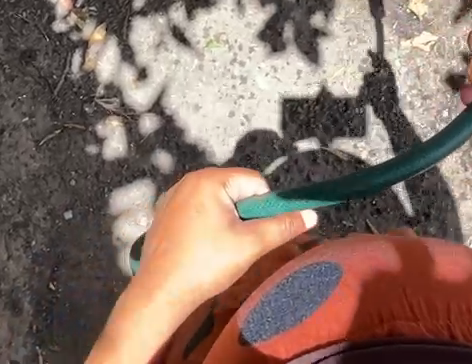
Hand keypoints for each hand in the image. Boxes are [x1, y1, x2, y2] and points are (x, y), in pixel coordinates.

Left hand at [132, 168, 316, 311]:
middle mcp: (189, 179)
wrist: (159, 292)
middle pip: (234, 189)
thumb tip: (312, 214)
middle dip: (243, 214)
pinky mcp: (163, 212)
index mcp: (210, 178)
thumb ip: (281, 227)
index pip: (253, 181)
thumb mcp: (249, 245)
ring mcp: (173, 195)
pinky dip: (205, 224)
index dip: (263, 207)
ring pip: (215, 201)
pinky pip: (196, 210)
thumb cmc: (206, 264)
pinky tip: (201, 249)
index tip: (257, 234)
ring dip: (226, 220)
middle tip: (239, 244)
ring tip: (220, 250)